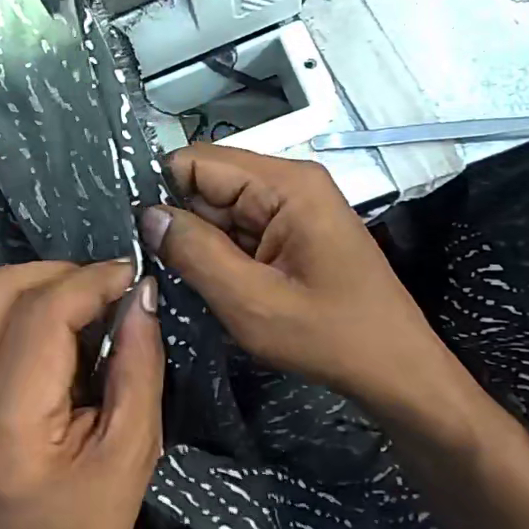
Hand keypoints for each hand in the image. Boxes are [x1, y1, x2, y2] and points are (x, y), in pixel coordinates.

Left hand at [0, 261, 162, 528]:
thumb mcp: (134, 452)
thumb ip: (138, 366)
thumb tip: (143, 294)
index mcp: (5, 427)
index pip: (41, 315)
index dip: (93, 281)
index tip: (138, 276)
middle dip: (64, 274)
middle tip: (116, 292)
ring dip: (48, 291)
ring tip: (98, 313)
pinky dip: (33, 315)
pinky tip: (72, 340)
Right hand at [140, 144, 451, 405]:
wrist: (394, 367)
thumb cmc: (331, 336)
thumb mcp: (252, 302)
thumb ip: (196, 253)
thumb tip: (148, 214)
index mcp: (286, 185)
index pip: (197, 161)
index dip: (161, 193)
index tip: (133, 235)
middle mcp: (292, 184)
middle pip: (210, 185)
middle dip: (181, 225)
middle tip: (155, 272)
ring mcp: (297, 209)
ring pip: (224, 213)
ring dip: (204, 247)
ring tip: (188, 286)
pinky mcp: (298, 234)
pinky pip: (245, 233)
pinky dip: (226, 259)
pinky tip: (219, 289)